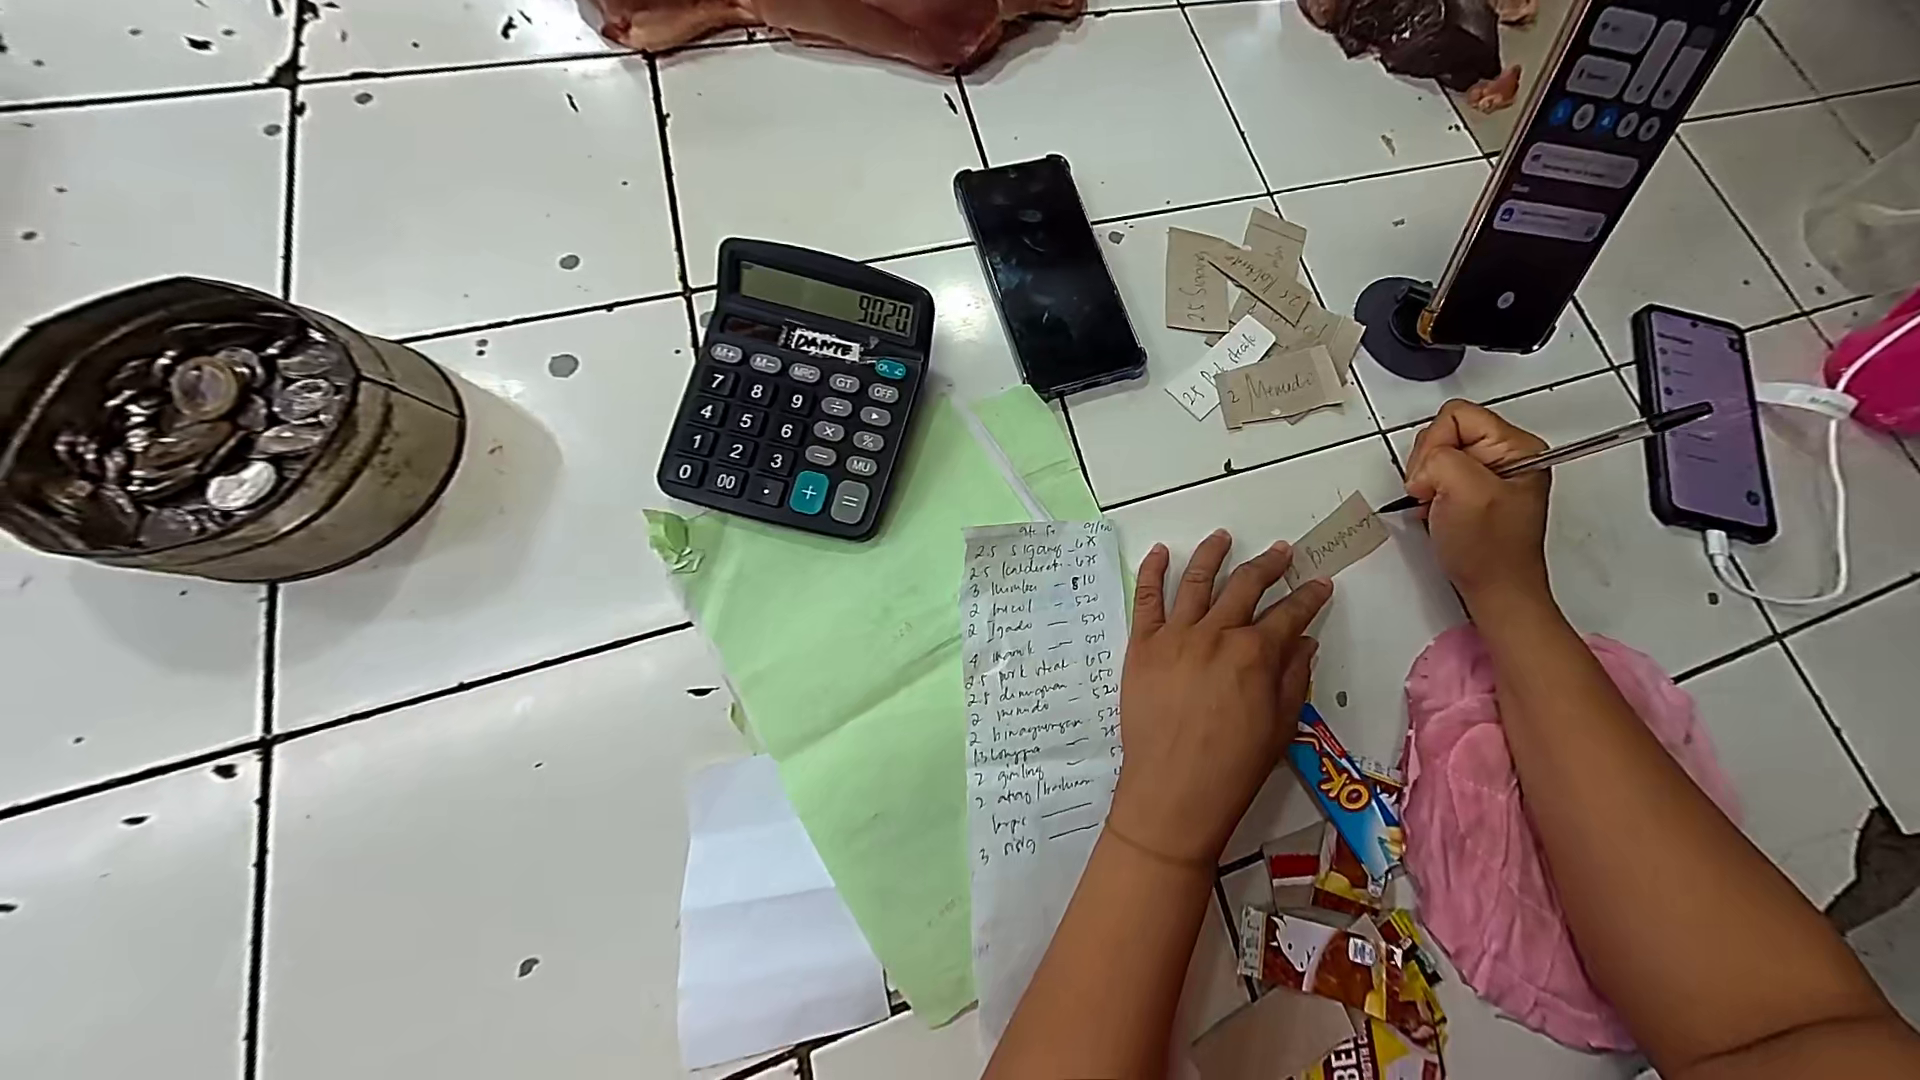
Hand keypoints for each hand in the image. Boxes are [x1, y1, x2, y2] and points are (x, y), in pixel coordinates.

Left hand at [1107, 531, 1331, 866]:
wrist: (1173, 789)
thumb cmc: (1233, 766)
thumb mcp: (1280, 724)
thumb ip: (1293, 675)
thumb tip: (1302, 640)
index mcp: (1254, 653)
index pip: (1289, 614)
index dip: (1308, 597)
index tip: (1319, 584)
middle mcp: (1215, 633)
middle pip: (1245, 586)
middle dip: (1268, 566)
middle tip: (1281, 551)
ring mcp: (1174, 635)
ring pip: (1195, 581)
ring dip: (1211, 555)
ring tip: (1222, 536)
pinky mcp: (1142, 644)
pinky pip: (1146, 599)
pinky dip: (1152, 571)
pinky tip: (1160, 552)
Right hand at [1404, 399, 1551, 607]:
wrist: (1493, 587)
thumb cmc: (1489, 548)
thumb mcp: (1466, 491)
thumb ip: (1442, 457)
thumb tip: (1426, 458)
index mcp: (1515, 447)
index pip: (1455, 416)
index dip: (1434, 446)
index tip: (1439, 479)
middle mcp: (1502, 455)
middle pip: (1441, 432)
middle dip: (1427, 464)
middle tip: (1437, 492)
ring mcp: (1484, 474)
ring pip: (1432, 454)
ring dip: (1424, 480)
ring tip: (1437, 503)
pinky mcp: (1468, 490)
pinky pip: (1432, 474)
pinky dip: (1424, 492)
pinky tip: (1435, 509)